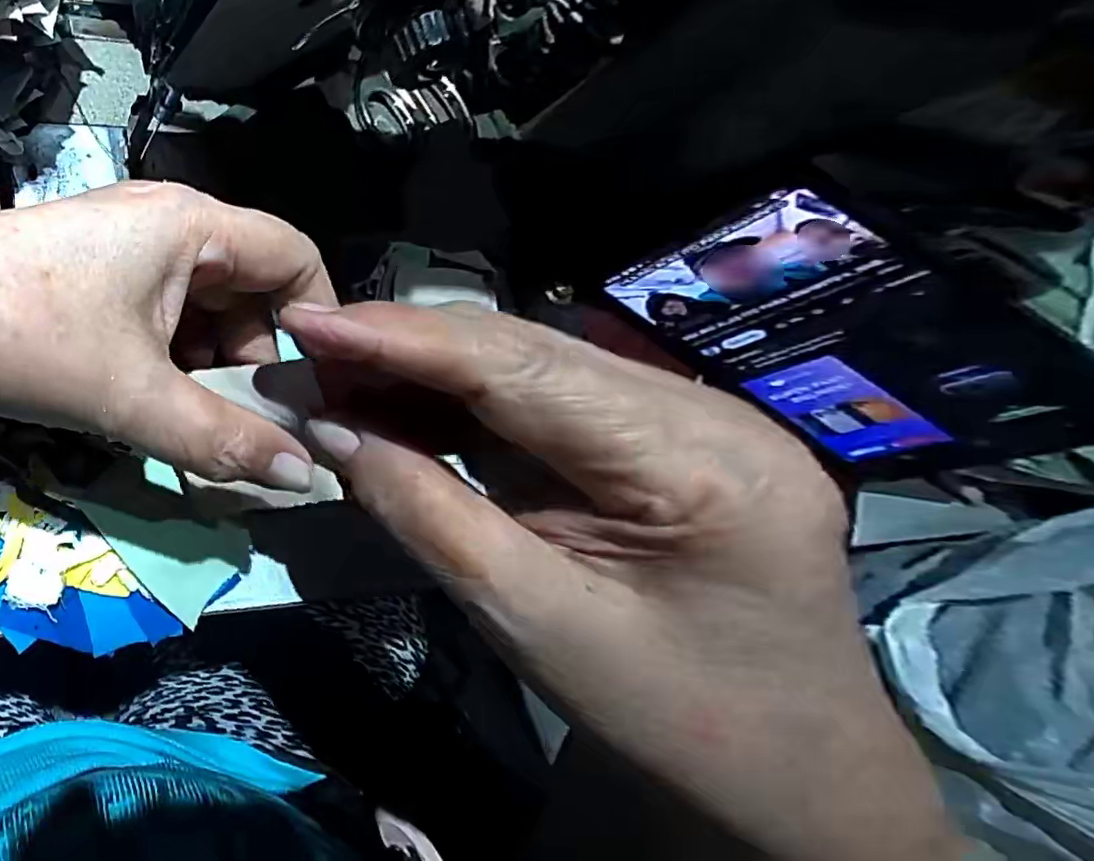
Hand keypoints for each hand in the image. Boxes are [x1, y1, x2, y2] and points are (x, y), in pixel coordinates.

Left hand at [0, 182, 334, 490]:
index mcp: (193, 224)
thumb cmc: (27, 337)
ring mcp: (128, 241)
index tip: (311, 388)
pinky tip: (150, 396)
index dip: (314, 321)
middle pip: (249, 286)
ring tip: (192, 420)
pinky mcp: (96, 266)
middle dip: (255, 357)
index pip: (294, 256)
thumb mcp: (132, 396)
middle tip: (244, 423)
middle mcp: (168, 219)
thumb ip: (222, 439)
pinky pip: (162, 307)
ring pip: (203, 303)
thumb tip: (299, 477)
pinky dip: (171, 354)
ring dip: (209, 363)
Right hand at [279, 301, 964, 860]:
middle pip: (514, 347)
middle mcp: (693, 405)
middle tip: (305, 351)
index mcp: (694, 458)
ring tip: (334, 375)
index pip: (515, 367)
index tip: (307, 320)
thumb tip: (328, 427)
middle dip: (397, 345)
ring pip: (514, 359)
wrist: (788, 773)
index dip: (398, 337)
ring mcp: (673, 409)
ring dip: (416, 366)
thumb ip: (421, 509)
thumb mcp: (527, 617)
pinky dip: (448, 396)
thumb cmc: (669, 715)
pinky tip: (392, 402)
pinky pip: (526, 392)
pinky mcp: (642, 427)